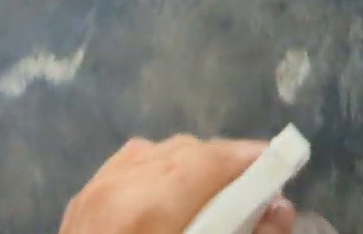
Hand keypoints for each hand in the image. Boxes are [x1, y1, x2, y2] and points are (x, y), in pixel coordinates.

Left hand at [60, 136, 296, 233]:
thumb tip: (281, 209)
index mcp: (149, 207)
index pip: (214, 160)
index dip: (252, 160)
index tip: (280, 167)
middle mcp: (119, 186)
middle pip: (189, 153)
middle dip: (225, 165)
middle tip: (255, 189)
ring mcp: (95, 190)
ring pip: (160, 153)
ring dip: (193, 167)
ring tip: (215, 196)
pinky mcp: (81, 201)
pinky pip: (132, 166)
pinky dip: (159, 172)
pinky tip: (171, 198)